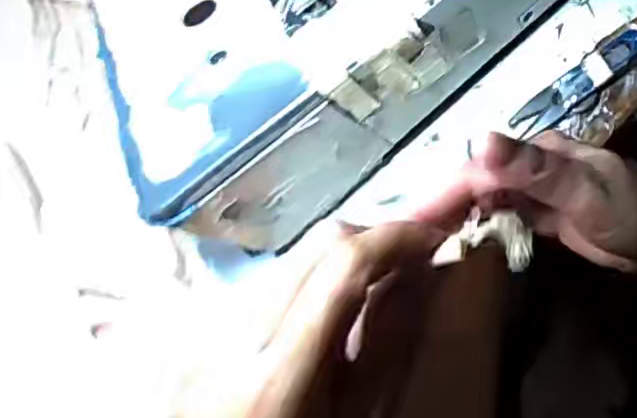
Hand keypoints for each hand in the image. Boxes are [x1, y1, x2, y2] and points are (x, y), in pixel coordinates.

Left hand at [183, 221, 444, 417]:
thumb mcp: (354, 413)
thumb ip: (390, 338)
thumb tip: (428, 265)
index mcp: (276, 376)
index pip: (347, 262)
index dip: (399, 236)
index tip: (435, 241)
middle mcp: (233, 339)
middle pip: (322, 241)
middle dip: (375, 238)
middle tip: (407, 257)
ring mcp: (208, 330)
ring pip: (299, 251)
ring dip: (344, 254)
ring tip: (366, 284)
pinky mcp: (202, 326)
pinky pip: (274, 273)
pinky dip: (312, 273)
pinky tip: (323, 305)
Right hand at [424, 132, 636, 271]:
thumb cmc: (629, 206)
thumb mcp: (582, 188)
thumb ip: (534, 168)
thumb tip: (482, 139)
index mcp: (541, 153)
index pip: (480, 169)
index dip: (443, 193)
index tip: (406, 222)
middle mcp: (536, 167)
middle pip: (479, 184)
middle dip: (442, 206)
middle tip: (402, 241)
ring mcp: (542, 192)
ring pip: (490, 201)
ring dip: (458, 218)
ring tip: (420, 245)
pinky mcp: (549, 216)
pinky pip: (507, 219)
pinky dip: (483, 229)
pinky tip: (462, 245)